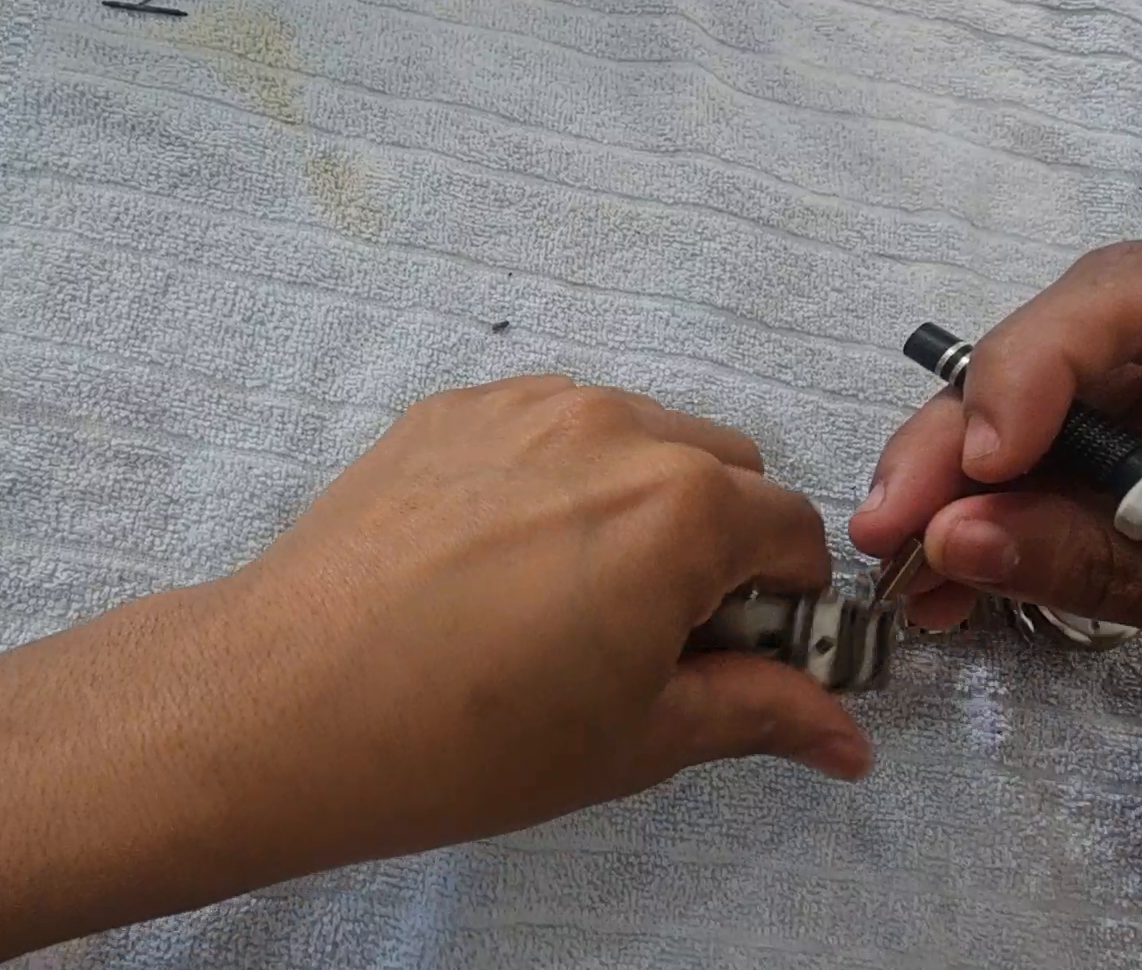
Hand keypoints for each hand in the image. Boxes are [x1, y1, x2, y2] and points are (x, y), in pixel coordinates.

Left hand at [189, 376, 869, 874]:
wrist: (292, 695)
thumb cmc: (473, 735)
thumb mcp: (636, 737)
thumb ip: (758, 713)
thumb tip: (849, 739)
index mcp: (681, 504)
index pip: (791, 530)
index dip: (784, 597)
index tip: (739, 643)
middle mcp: (613, 424)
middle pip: (722, 465)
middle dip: (719, 535)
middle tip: (653, 614)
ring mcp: (526, 403)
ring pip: (635, 432)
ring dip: (639, 493)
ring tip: (565, 575)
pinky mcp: (456, 405)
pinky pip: (546, 423)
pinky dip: (557, 470)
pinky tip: (497, 541)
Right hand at [850, 243, 1141, 780]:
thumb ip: (1122, 570)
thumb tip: (951, 540)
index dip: (1041, 358)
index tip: (983, 462)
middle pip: (1048, 360)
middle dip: (952, 444)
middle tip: (886, 526)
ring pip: (1011, 423)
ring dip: (941, 496)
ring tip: (899, 570)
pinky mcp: (1114, 474)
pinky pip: (1016, 487)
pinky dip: (966, 537)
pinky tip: (938, 593)